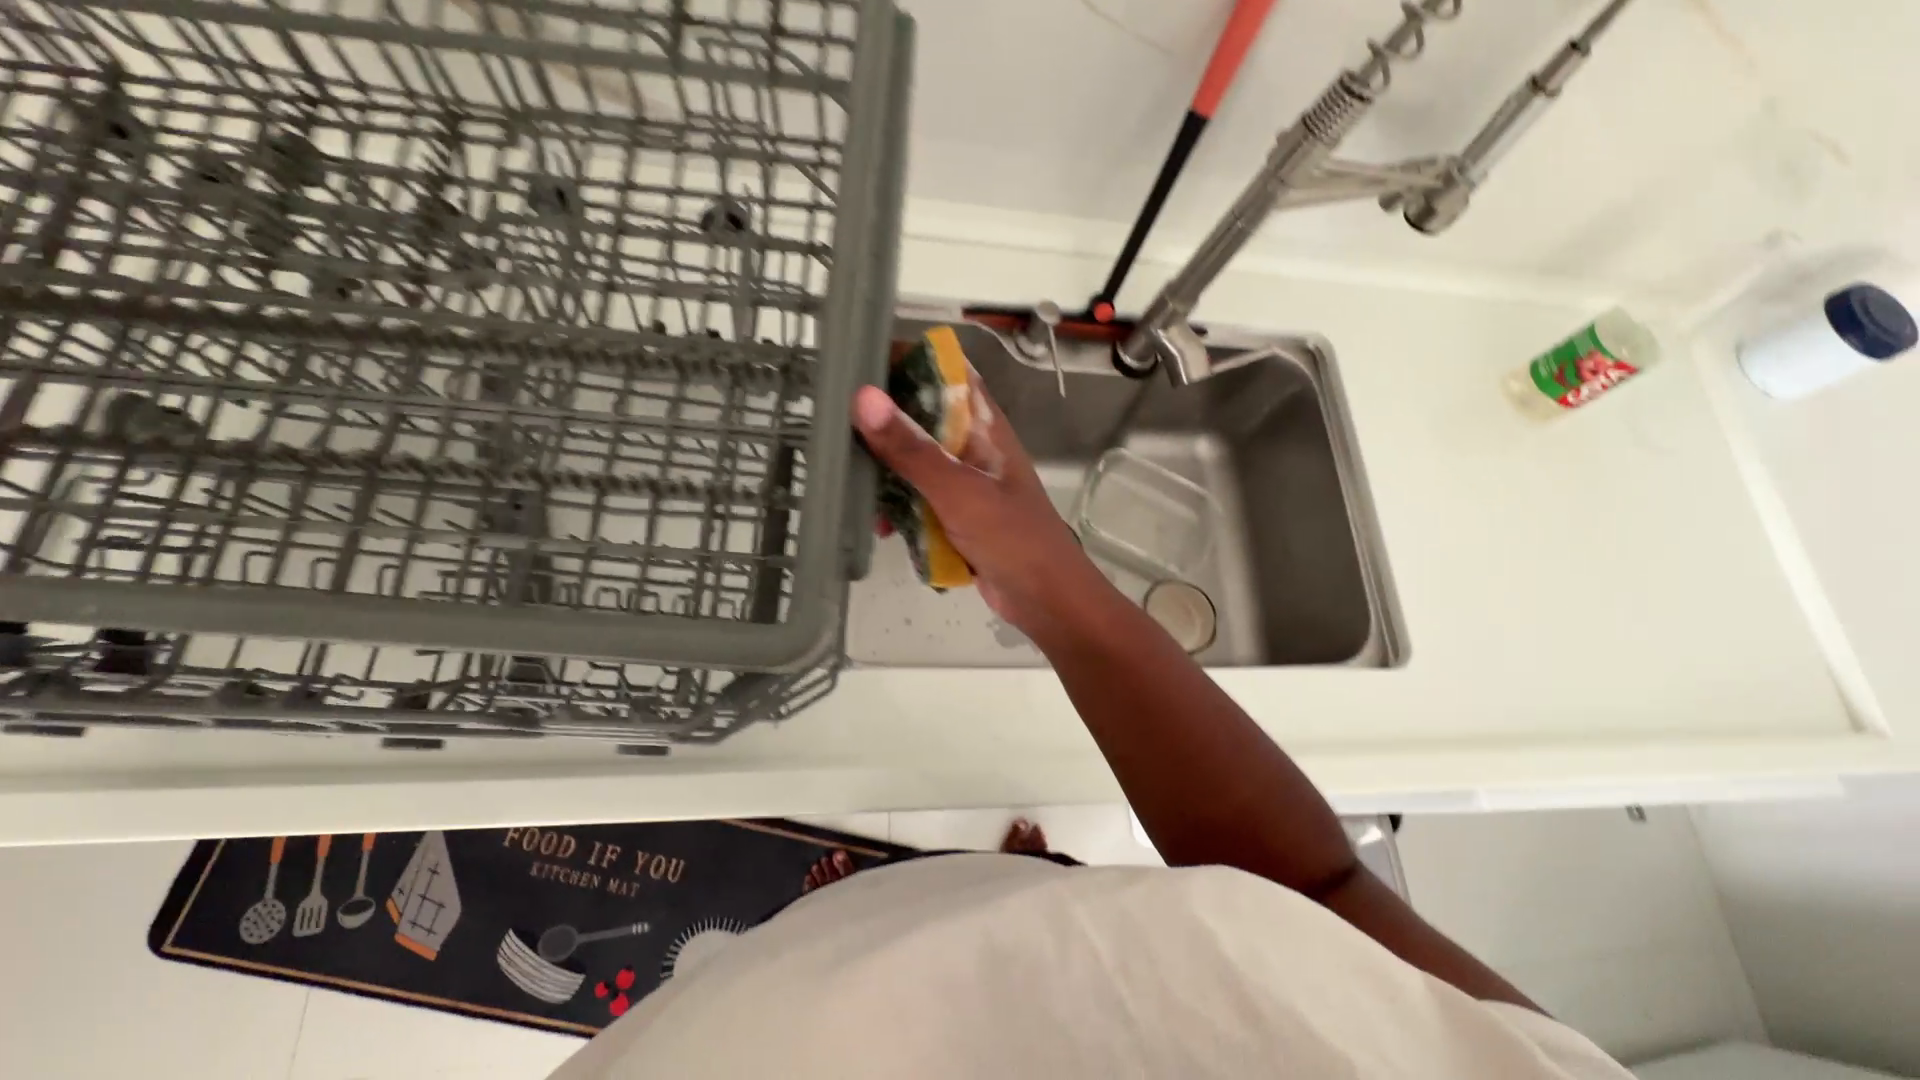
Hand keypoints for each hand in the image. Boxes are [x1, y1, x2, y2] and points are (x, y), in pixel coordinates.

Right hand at [852, 378, 1109, 643]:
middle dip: (882, 422)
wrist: (1046, 598)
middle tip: (835, 428)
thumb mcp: (956, 490)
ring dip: (885, 473)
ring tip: (852, 485)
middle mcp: (971, 444)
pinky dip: (897, 508)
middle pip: (920, 416)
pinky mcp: (955, 514)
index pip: (944, 371)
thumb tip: (863, 397)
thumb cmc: (1011, 536)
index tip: (858, 364)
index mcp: (982, 424)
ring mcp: (963, 480)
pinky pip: (916, 498)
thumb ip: (910, 448)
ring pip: (913, 460)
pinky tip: (880, 527)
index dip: (906, 359)